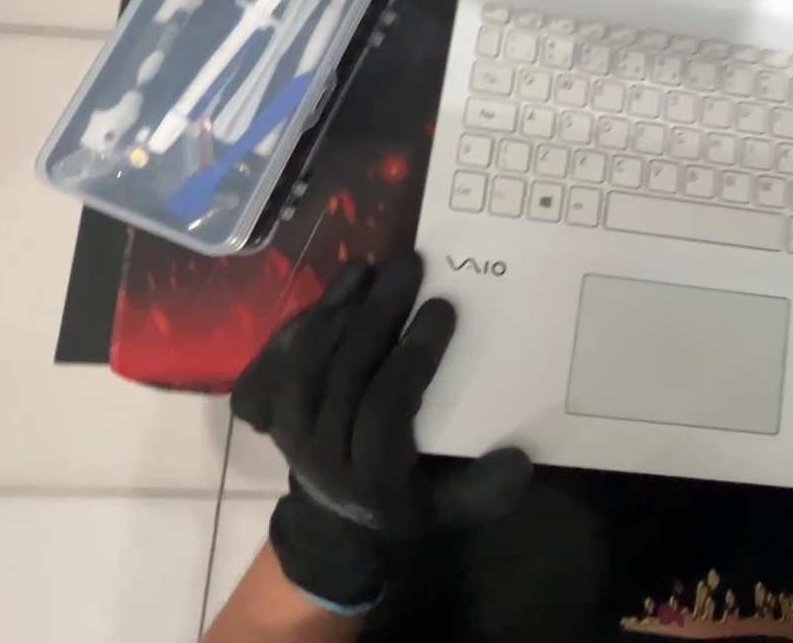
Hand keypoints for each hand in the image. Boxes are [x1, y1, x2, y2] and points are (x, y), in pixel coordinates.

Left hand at [230, 253, 531, 612]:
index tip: (443, 307)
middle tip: (411, 266)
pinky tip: (336, 290)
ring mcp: (290, 434)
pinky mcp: (274, 415)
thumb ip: (485, 489)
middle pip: (344, 373)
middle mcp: (322, 456)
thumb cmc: (408, 504)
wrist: (339, 525)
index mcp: (371, 480)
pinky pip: (276, 361)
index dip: (413, 356)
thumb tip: (519, 459)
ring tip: (369, 267)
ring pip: (306, 362)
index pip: (385, 408)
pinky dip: (305, 319)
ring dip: (338, 307)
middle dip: (378, 314)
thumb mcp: (451, 509)